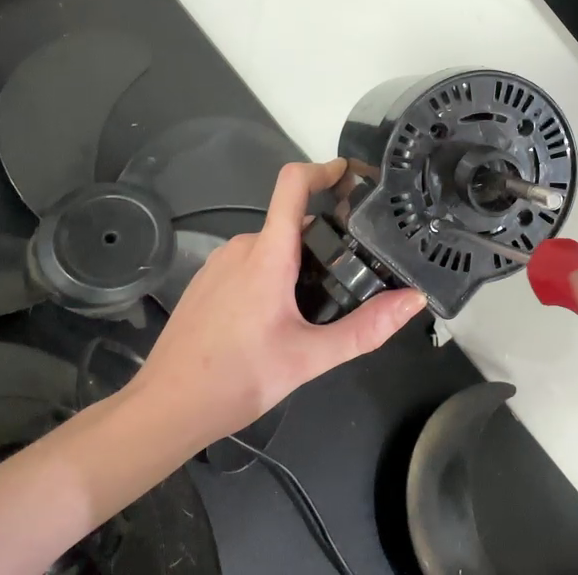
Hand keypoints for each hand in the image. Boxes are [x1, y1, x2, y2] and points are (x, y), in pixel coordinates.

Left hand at [124, 159, 426, 450]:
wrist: (164, 409)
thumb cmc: (236, 380)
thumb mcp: (309, 359)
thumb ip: (365, 329)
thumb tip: (413, 300)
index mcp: (268, 254)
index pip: (293, 184)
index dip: (324, 169)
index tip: (351, 175)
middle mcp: (242, 247)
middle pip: (292, 223)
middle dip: (325, 241)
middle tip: (354, 273)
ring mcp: (219, 264)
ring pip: (272, 247)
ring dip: (298, 264)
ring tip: (318, 305)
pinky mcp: (206, 282)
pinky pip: (250, 264)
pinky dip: (273, 277)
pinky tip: (278, 320)